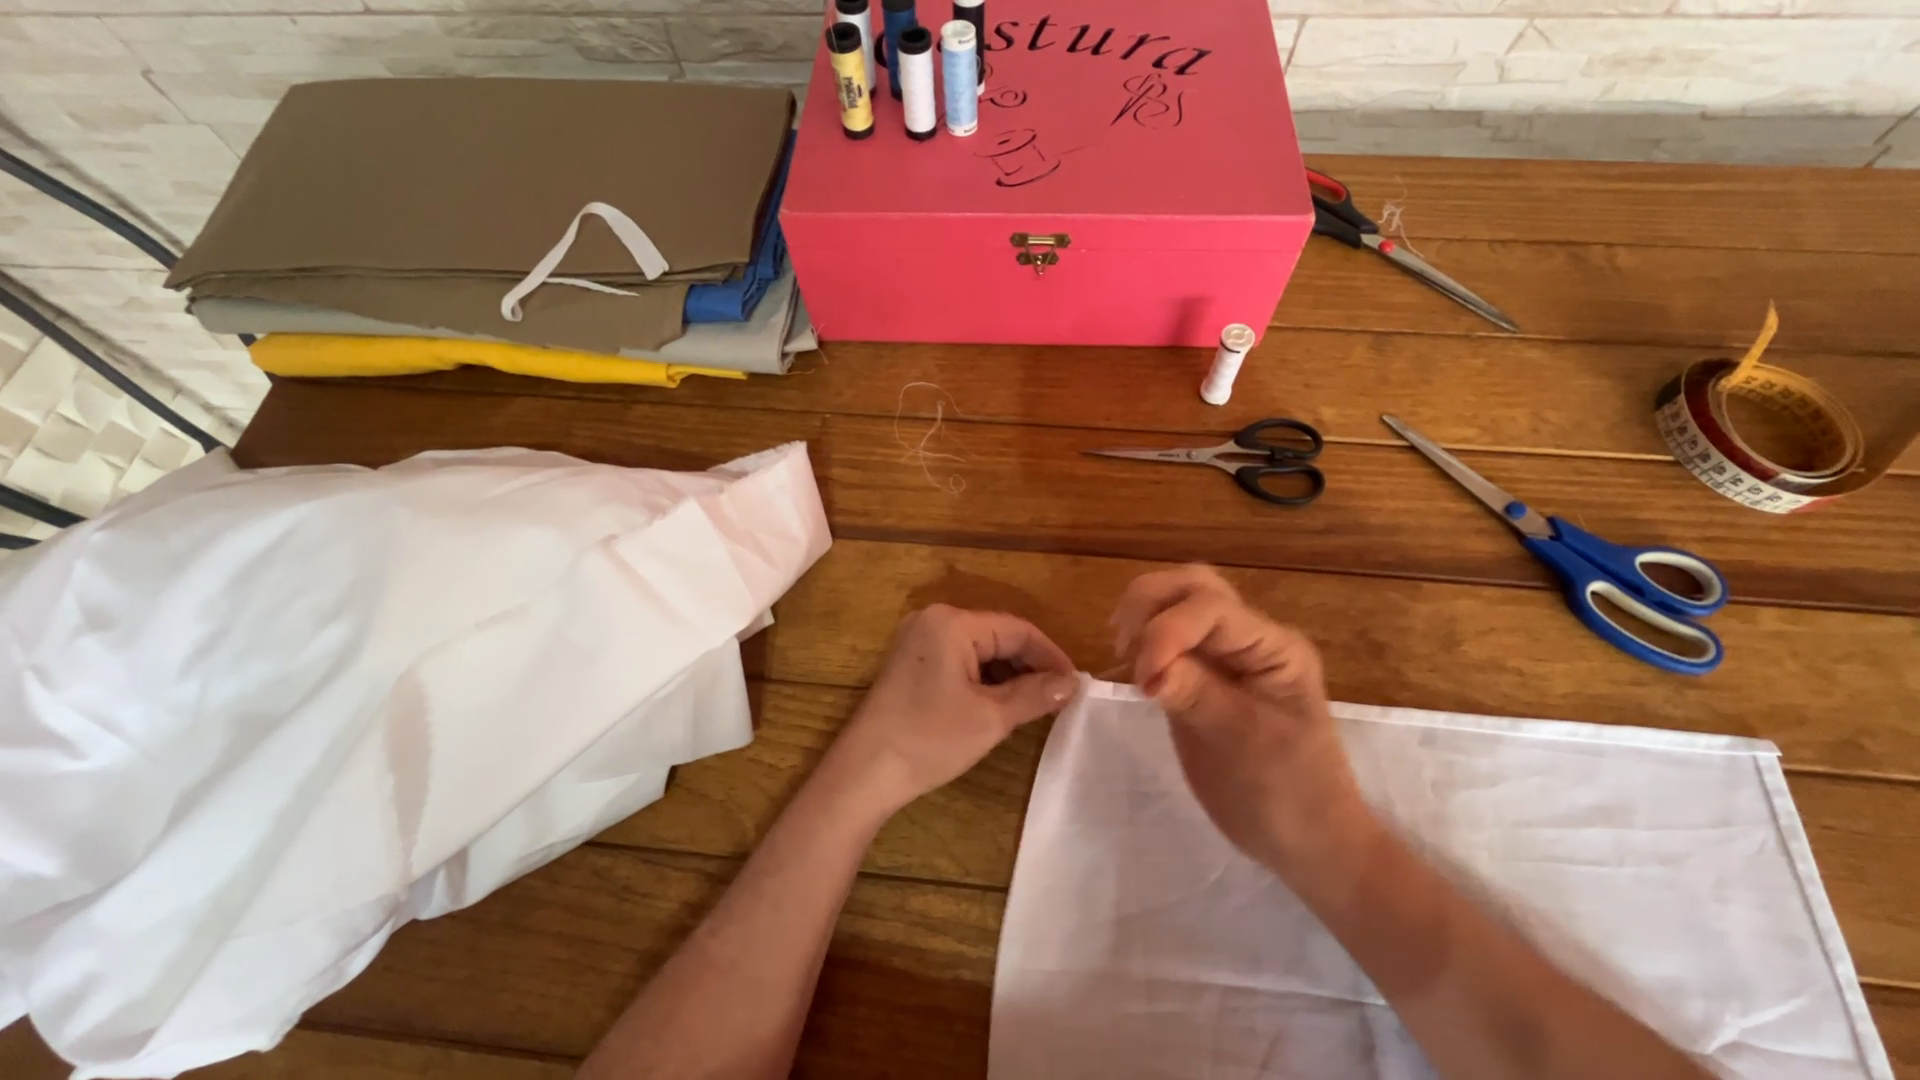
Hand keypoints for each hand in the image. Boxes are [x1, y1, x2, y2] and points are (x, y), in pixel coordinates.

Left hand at [827, 604, 1079, 816]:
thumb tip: (1071, 683)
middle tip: (1060, 697)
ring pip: (979, 649)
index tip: (1076, 684)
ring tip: (1036, 703)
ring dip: (1008, 673)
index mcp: (952, 623)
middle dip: (1030, 665)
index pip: (1017, 629)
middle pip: (997, 635)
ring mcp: (917, 640)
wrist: (864, 772)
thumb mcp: (991, 718)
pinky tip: (1001, 702)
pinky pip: (958, 659)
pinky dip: (983, 678)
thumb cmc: (930, 739)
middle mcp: (933, 620)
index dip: (1051, 656)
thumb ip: (1036, 694)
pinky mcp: (910, 662)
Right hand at [1110, 566, 1375, 875]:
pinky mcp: (1205, 678)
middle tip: (1123, 648)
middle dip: (1150, 604)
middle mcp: (1253, 640)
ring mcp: (1229, 657)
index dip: (1167, 632)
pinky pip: (1172, 639)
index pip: (1212, 609)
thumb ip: (1195, 695)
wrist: (1308, 842)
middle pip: (1195, 587)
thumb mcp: (1241, 744)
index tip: (1142, 682)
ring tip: (1125, 656)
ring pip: (1180, 603)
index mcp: (1275, 648)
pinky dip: (1145, 640)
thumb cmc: (1286, 794)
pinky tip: (1132, 667)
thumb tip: (1146, 667)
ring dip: (1144, 616)